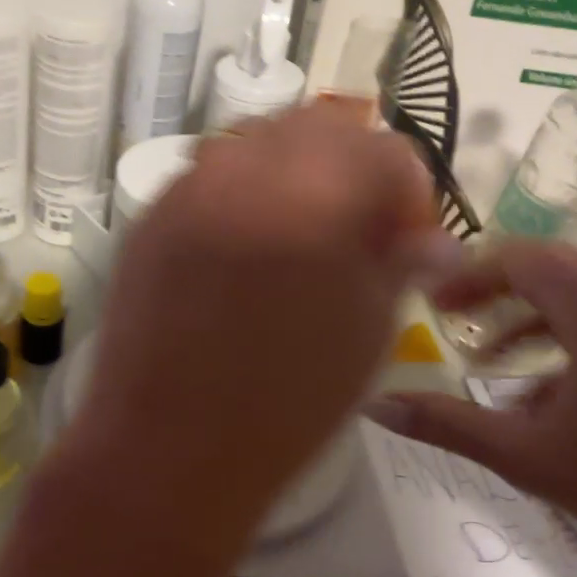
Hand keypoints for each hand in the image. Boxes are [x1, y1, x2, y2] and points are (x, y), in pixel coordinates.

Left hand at [71, 102, 454, 520]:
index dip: (408, 192)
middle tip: (356, 231)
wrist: (164, 448)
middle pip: (312, 128)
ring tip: (298, 238)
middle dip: (349, 166)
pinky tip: (241, 252)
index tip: (405, 241)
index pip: (382, 149)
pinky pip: (204, 180)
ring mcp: (183, 191)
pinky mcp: (146, 221)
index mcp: (313, 191)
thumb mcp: (367, 333)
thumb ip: (397, 266)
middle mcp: (241, 170)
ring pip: (251, 145)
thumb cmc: (282, 404)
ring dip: (289, 172)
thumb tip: (430, 242)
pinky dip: (237, 195)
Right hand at [365, 242, 576, 572]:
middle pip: (557, 269)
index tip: (428, 300)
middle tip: (453, 322)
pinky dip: (575, 339)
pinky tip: (557, 398)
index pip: (523, 257)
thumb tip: (374, 406)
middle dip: (497, 291)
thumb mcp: (528, 458)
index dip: (468, 272)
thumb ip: (447, 425)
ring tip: (495, 365)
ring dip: (535, 318)